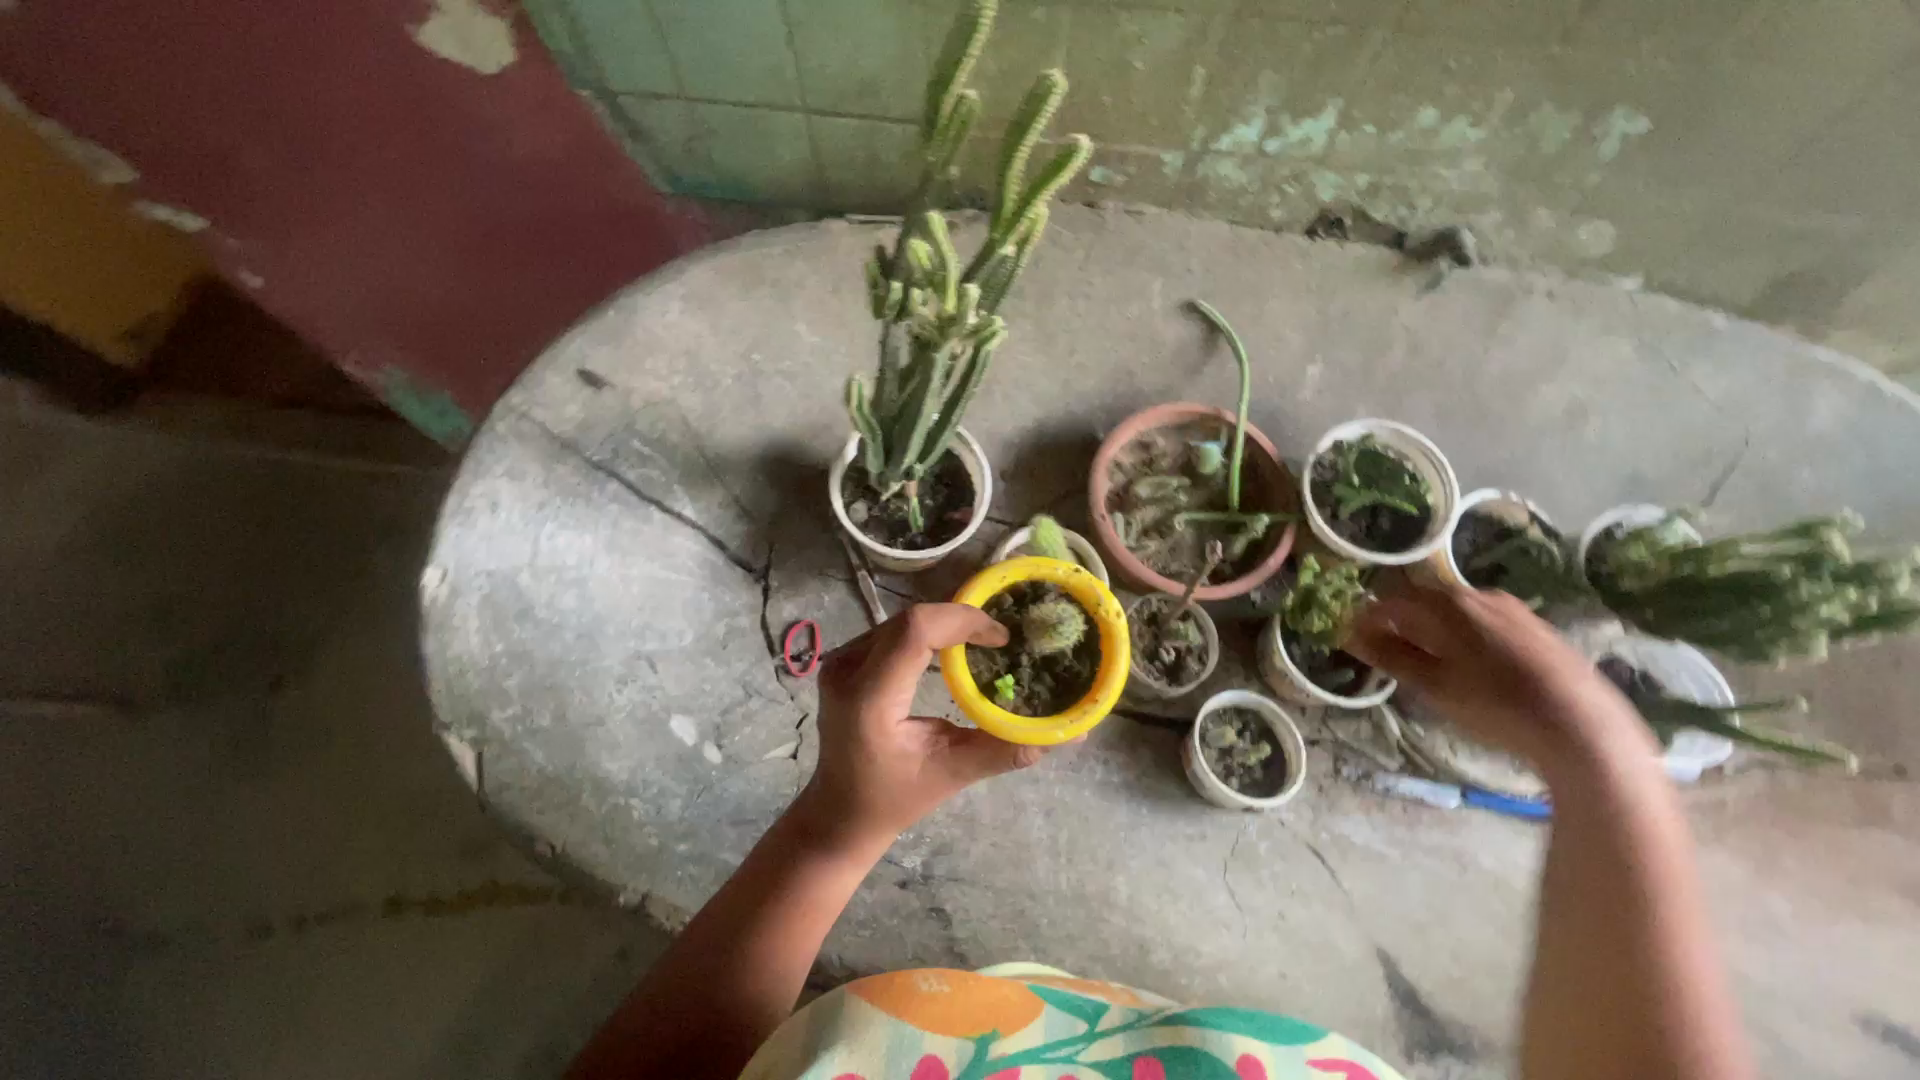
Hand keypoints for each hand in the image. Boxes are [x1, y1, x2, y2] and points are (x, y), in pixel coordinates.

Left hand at [795, 604, 1058, 846]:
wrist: (838, 811)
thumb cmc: (894, 799)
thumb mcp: (953, 774)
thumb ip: (1006, 749)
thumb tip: (1067, 735)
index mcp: (870, 699)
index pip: (915, 631)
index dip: (963, 621)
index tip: (1000, 638)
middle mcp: (847, 670)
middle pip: (911, 620)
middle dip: (960, 620)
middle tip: (999, 638)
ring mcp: (840, 661)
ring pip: (902, 620)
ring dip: (944, 624)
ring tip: (982, 641)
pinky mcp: (844, 660)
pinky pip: (892, 631)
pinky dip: (927, 632)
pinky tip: (952, 647)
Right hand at [1346, 586, 1657, 775]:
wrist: (1584, 728)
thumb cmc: (1496, 706)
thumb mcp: (1433, 686)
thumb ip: (1390, 656)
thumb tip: (1351, 634)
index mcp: (1449, 604)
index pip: (1392, 599)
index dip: (1367, 617)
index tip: (1352, 639)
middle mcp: (1480, 596)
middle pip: (1425, 600)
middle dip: (1400, 622)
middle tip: (1386, 652)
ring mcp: (1514, 611)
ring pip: (1456, 612)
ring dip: (1432, 630)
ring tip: (1425, 663)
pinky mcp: (1538, 630)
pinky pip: (1483, 623)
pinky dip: (1462, 637)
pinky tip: (1468, 668)